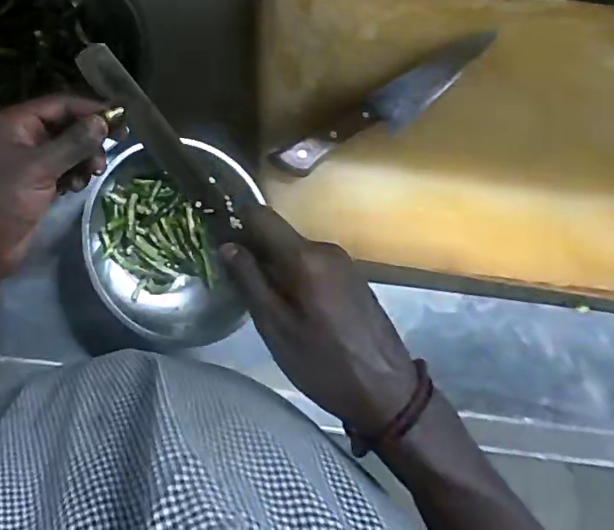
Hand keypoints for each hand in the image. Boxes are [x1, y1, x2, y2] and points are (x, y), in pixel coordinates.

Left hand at [0, 95, 107, 275]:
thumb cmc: (3, 198)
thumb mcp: (39, 167)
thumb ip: (73, 143)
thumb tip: (103, 121)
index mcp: (18, 121)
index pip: (61, 104)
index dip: (91, 108)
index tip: (121, 116)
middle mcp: (25, 135)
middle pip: (68, 124)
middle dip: (90, 135)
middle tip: (117, 144)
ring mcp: (32, 160)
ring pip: (70, 147)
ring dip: (85, 157)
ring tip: (94, 172)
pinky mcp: (38, 182)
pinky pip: (66, 168)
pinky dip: (76, 173)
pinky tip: (78, 186)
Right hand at [221, 205, 419, 437]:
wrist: (391, 398)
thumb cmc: (325, 364)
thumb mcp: (275, 327)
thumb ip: (249, 280)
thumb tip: (228, 245)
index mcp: (304, 256)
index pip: (260, 215)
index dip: (237, 221)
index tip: (222, 240)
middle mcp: (325, 248)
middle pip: (278, 234)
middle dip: (256, 251)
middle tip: (240, 284)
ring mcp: (343, 262)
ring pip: (295, 251)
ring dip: (277, 267)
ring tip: (268, 302)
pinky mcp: (354, 278)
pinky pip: (313, 264)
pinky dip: (297, 276)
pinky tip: (297, 309)